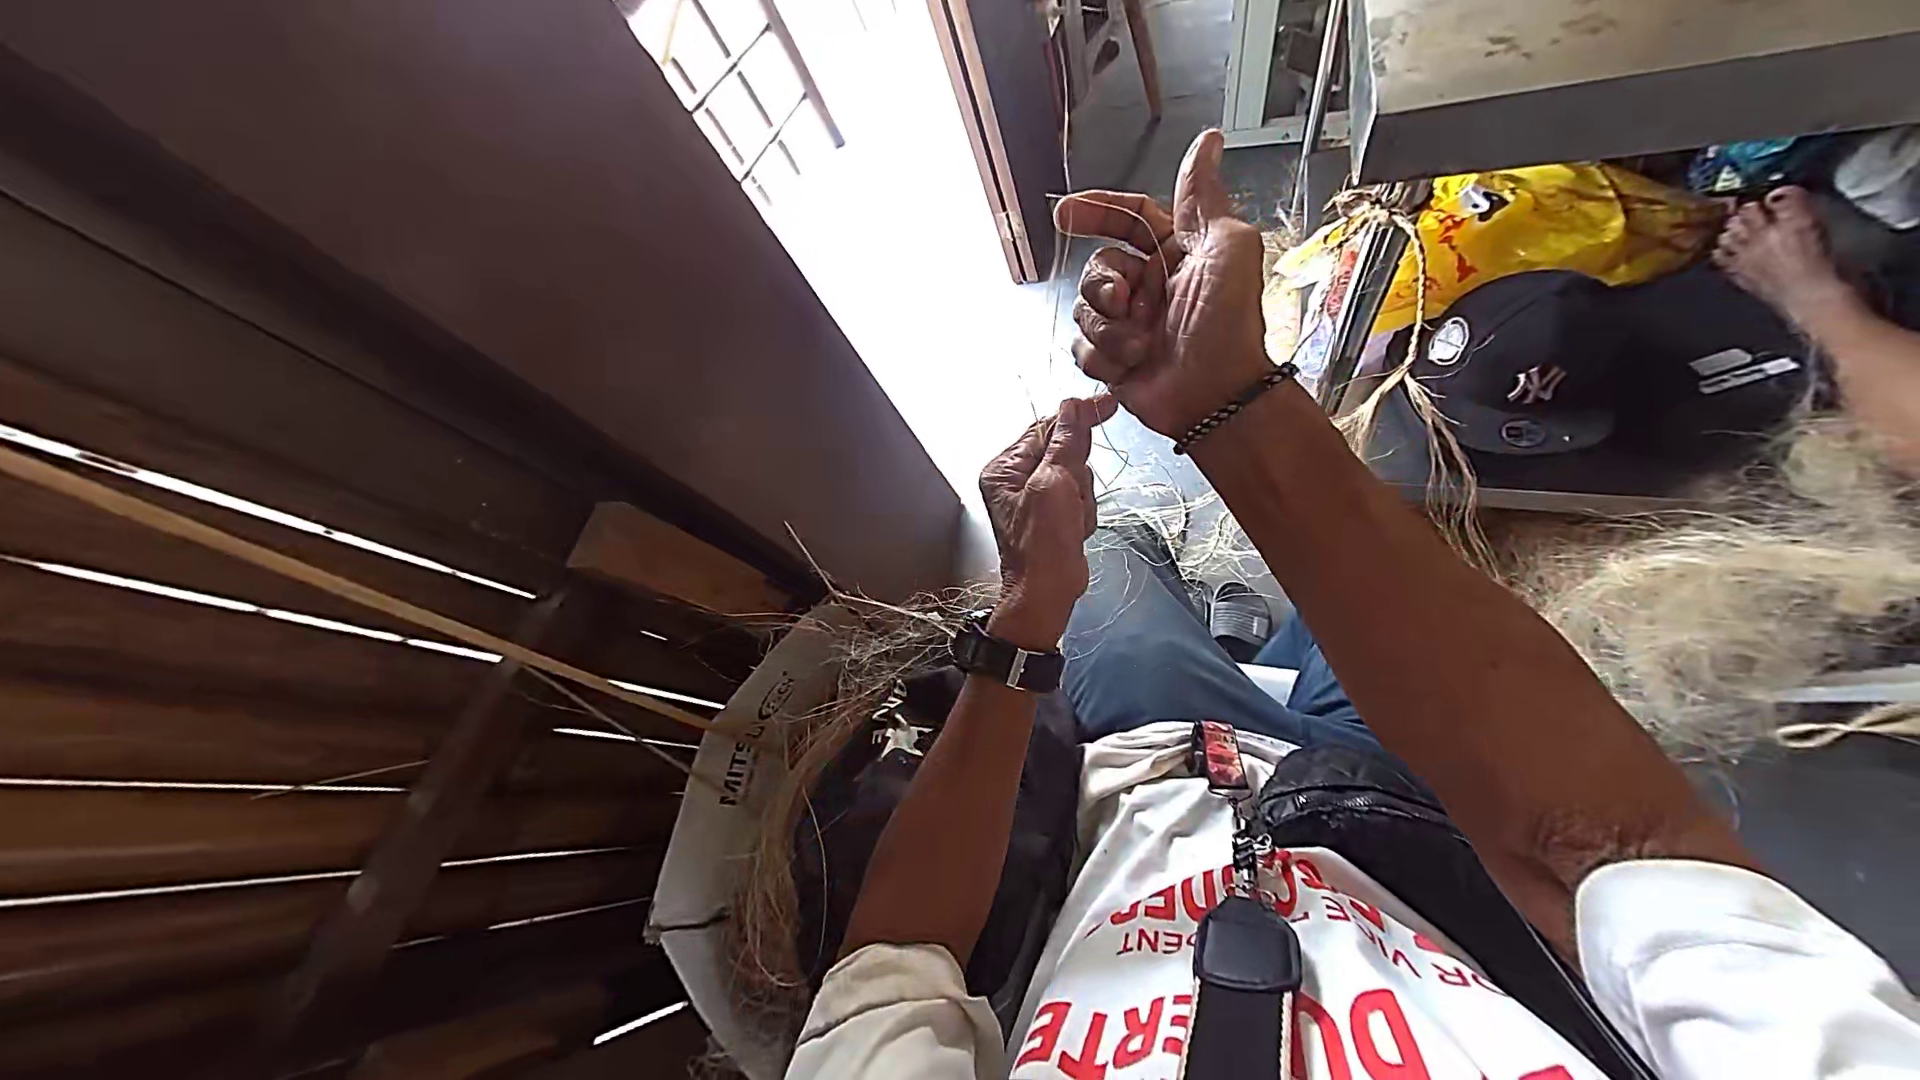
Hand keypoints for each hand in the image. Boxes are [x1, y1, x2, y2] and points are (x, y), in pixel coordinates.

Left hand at [978, 395, 1116, 649]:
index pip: (1044, 428)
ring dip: (1082, 498)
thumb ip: (1065, 441)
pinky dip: (1083, 513)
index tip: (1106, 404)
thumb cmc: (1041, 543)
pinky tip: (1073, 530)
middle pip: (1065, 452)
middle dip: (1076, 475)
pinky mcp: (1054, 514)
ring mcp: (1036, 498)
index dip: (1077, 417)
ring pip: (1078, 476)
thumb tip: (1072, 406)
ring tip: (1069, 520)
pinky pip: (1081, 498)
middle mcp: (1016, 480)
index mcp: (1004, 468)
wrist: (1048, 590)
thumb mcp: (1053, 483)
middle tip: (1070, 498)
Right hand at [1054, 129, 1269, 437]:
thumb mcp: (1226, 248)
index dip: (1097, 211)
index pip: (1128, 219)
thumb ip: (1204, 198)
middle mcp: (1147, 286)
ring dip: (1107, 329)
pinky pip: (1081, 348)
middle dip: (1103, 284)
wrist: (1215, 395)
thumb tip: (1206, 142)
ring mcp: (1126, 324)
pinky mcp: (1111, 359)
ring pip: (1083, 310)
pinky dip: (1101, 357)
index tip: (1066, 212)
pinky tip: (1129, 365)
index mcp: (1173, 254)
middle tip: (1125, 301)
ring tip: (1140, 345)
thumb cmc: (1228, 325)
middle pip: (1096, 266)